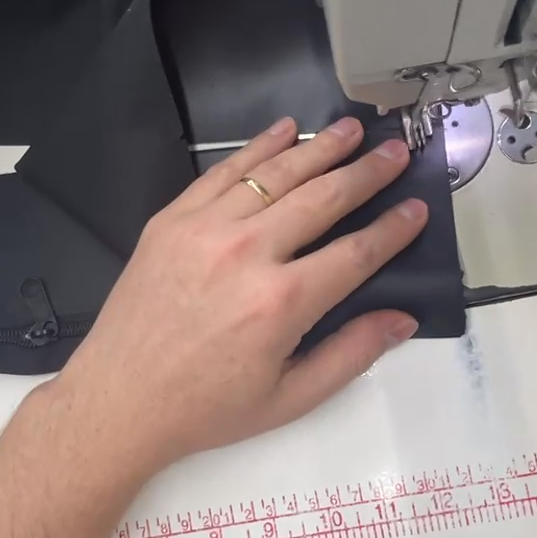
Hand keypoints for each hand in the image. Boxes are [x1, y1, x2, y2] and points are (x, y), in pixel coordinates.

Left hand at [48, 115, 426, 474]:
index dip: (393, 228)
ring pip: (275, 174)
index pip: (356, 252)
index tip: (417, 207)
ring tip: (351, 130)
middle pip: (322, 199)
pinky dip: (257, 147)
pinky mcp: (172, 220)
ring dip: (320, 148)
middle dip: (367, 172)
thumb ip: (350, 355)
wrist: (120, 400)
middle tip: (395, 151)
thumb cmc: (206, 407)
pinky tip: (284, 131)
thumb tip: (401, 320)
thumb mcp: (289, 399)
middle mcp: (247, 254)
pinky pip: (223, 171)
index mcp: (282, 302)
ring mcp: (205, 229)